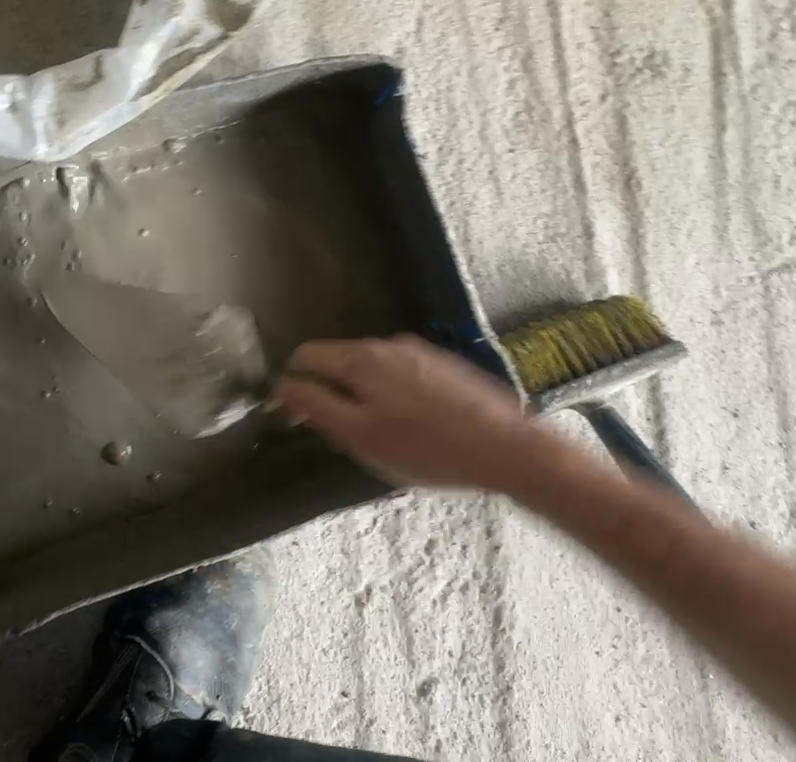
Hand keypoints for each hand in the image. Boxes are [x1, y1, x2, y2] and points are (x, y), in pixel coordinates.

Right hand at [275, 335, 546, 491]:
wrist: (513, 451)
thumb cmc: (430, 449)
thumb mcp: (361, 436)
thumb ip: (315, 406)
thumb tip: (282, 386)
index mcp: (361, 359)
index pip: (305, 355)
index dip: (293, 384)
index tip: (296, 417)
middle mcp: (387, 344)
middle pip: (337, 361)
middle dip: (330, 392)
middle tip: (342, 436)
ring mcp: (420, 352)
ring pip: (370, 369)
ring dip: (362, 395)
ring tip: (381, 437)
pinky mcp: (444, 366)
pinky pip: (399, 374)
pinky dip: (391, 395)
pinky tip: (413, 428)